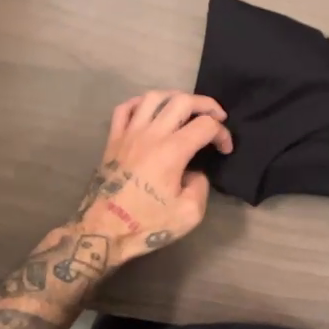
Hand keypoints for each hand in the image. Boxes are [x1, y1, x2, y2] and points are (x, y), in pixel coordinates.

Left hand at [65, 91, 231, 269]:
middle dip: (206, 104)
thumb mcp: (188, 214)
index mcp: (172, 151)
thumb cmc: (146, 223)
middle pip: (182, 101)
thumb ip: (201, 187)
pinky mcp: (113, 139)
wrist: (103, 231)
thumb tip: (194, 173)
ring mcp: (129, 133)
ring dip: (174, 97)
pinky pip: (125, 108)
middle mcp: (151, 134)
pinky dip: (140, 103)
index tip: (225, 149)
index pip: (205, 126)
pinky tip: (150, 112)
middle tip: (216, 116)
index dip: (222, 134)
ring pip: (153, 97)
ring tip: (185, 109)